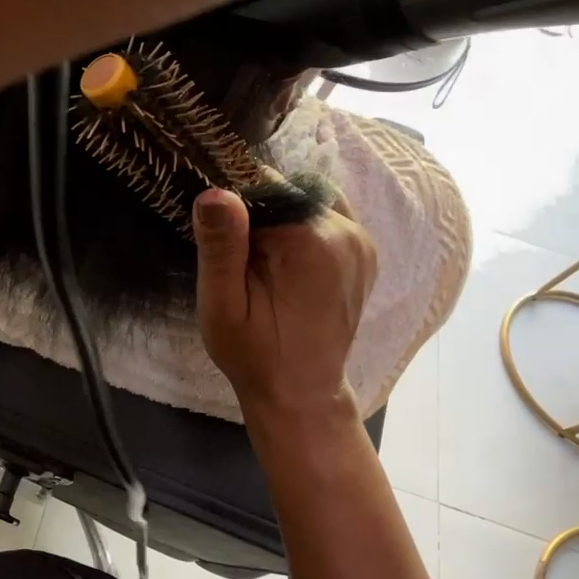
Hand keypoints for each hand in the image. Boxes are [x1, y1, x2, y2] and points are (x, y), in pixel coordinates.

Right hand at [192, 183, 378, 424]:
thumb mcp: (223, 305)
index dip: (233, 205)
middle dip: (257, 214)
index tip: (220, 239)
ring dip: (280, 220)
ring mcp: (361, 240)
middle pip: (287, 191)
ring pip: (306, 200)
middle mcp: (345, 230)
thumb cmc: (255, 354)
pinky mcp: (364, 251)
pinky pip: (325, 216)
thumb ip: (221, 247)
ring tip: (262, 264)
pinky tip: (286, 262)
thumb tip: (214, 192)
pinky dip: (302, 227)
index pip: (262, 184)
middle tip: (239, 261)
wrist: (301, 394)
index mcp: (311, 240)